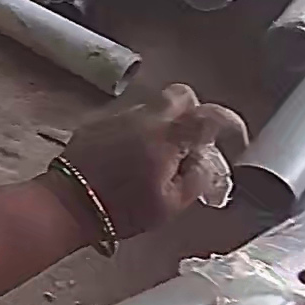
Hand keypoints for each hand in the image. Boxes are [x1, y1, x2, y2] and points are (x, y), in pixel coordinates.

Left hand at [49, 84, 248, 239]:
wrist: (68, 204)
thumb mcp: (170, 205)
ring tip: (158, 156)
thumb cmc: (122, 209)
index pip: (211, 116)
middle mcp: (143, 117)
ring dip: (163, 124)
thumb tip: (204, 161)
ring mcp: (117, 116)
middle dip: (193, 113)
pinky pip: (126, 118)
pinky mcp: (96, 122)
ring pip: (151, 107)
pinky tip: (129, 157)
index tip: (235, 142)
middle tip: (192, 142)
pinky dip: (136, 131)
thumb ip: (197, 178)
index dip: (231, 125)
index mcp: (167, 136)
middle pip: (180, 95)